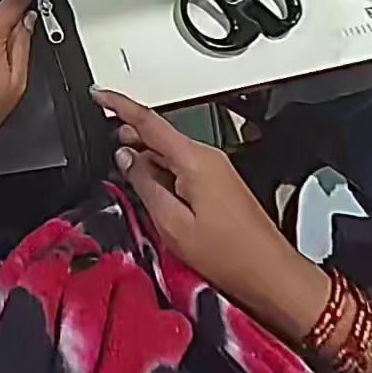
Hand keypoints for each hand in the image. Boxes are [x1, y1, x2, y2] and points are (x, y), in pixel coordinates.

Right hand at [95, 89, 328, 339]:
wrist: (273, 277)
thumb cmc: (230, 255)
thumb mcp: (172, 223)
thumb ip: (144, 184)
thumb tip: (125, 158)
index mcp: (194, 160)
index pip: (147, 120)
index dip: (118, 104)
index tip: (99, 95)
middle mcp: (206, 157)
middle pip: (157, 133)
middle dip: (127, 136)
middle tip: (104, 147)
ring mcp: (214, 168)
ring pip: (168, 151)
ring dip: (143, 157)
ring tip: (125, 176)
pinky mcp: (218, 182)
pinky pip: (181, 165)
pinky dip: (159, 170)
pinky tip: (150, 189)